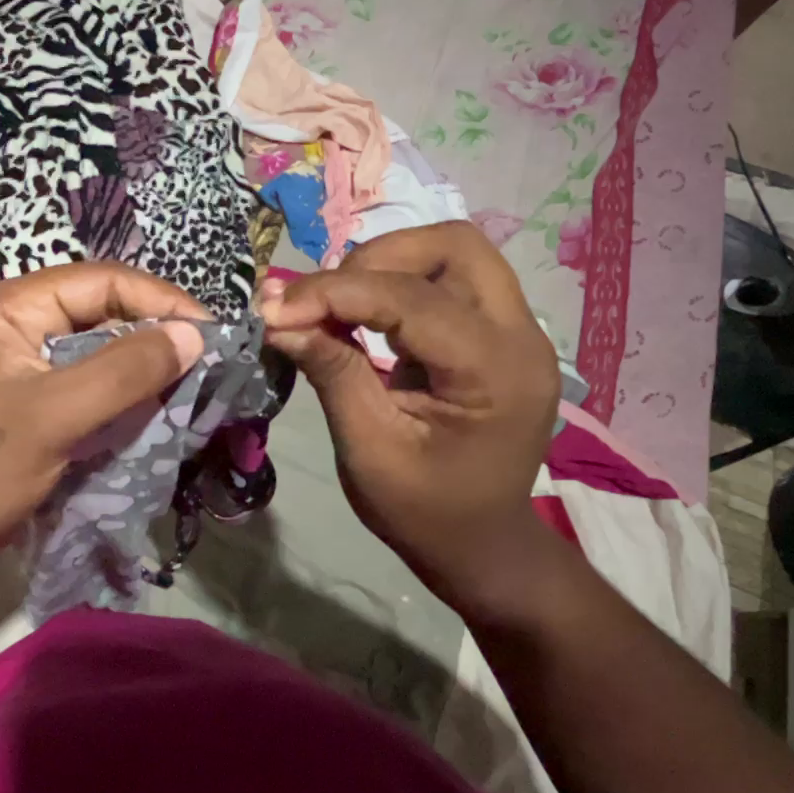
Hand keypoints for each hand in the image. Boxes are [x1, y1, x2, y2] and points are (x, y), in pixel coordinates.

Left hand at [0, 262, 207, 576]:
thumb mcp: (55, 417)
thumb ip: (125, 371)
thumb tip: (194, 333)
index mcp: (9, 305)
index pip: (101, 280)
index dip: (161, 300)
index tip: (213, 332)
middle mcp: (13, 319)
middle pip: (100, 309)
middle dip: (154, 332)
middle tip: (208, 361)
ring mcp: (18, 357)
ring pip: (96, 346)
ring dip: (141, 363)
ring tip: (190, 382)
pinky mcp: (26, 393)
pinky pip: (84, 377)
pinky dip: (119, 390)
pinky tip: (152, 406)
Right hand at [259, 221, 558, 595]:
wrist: (481, 546)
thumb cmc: (424, 511)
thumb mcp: (368, 448)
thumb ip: (331, 372)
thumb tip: (276, 318)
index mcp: (494, 373)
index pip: (411, 299)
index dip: (335, 293)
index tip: (274, 309)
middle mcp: (520, 337)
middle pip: (453, 246)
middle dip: (377, 260)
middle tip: (325, 301)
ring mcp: (517, 332)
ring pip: (452, 252)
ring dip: (388, 265)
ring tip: (340, 305)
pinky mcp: (498, 333)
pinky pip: (449, 278)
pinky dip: (399, 283)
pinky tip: (363, 314)